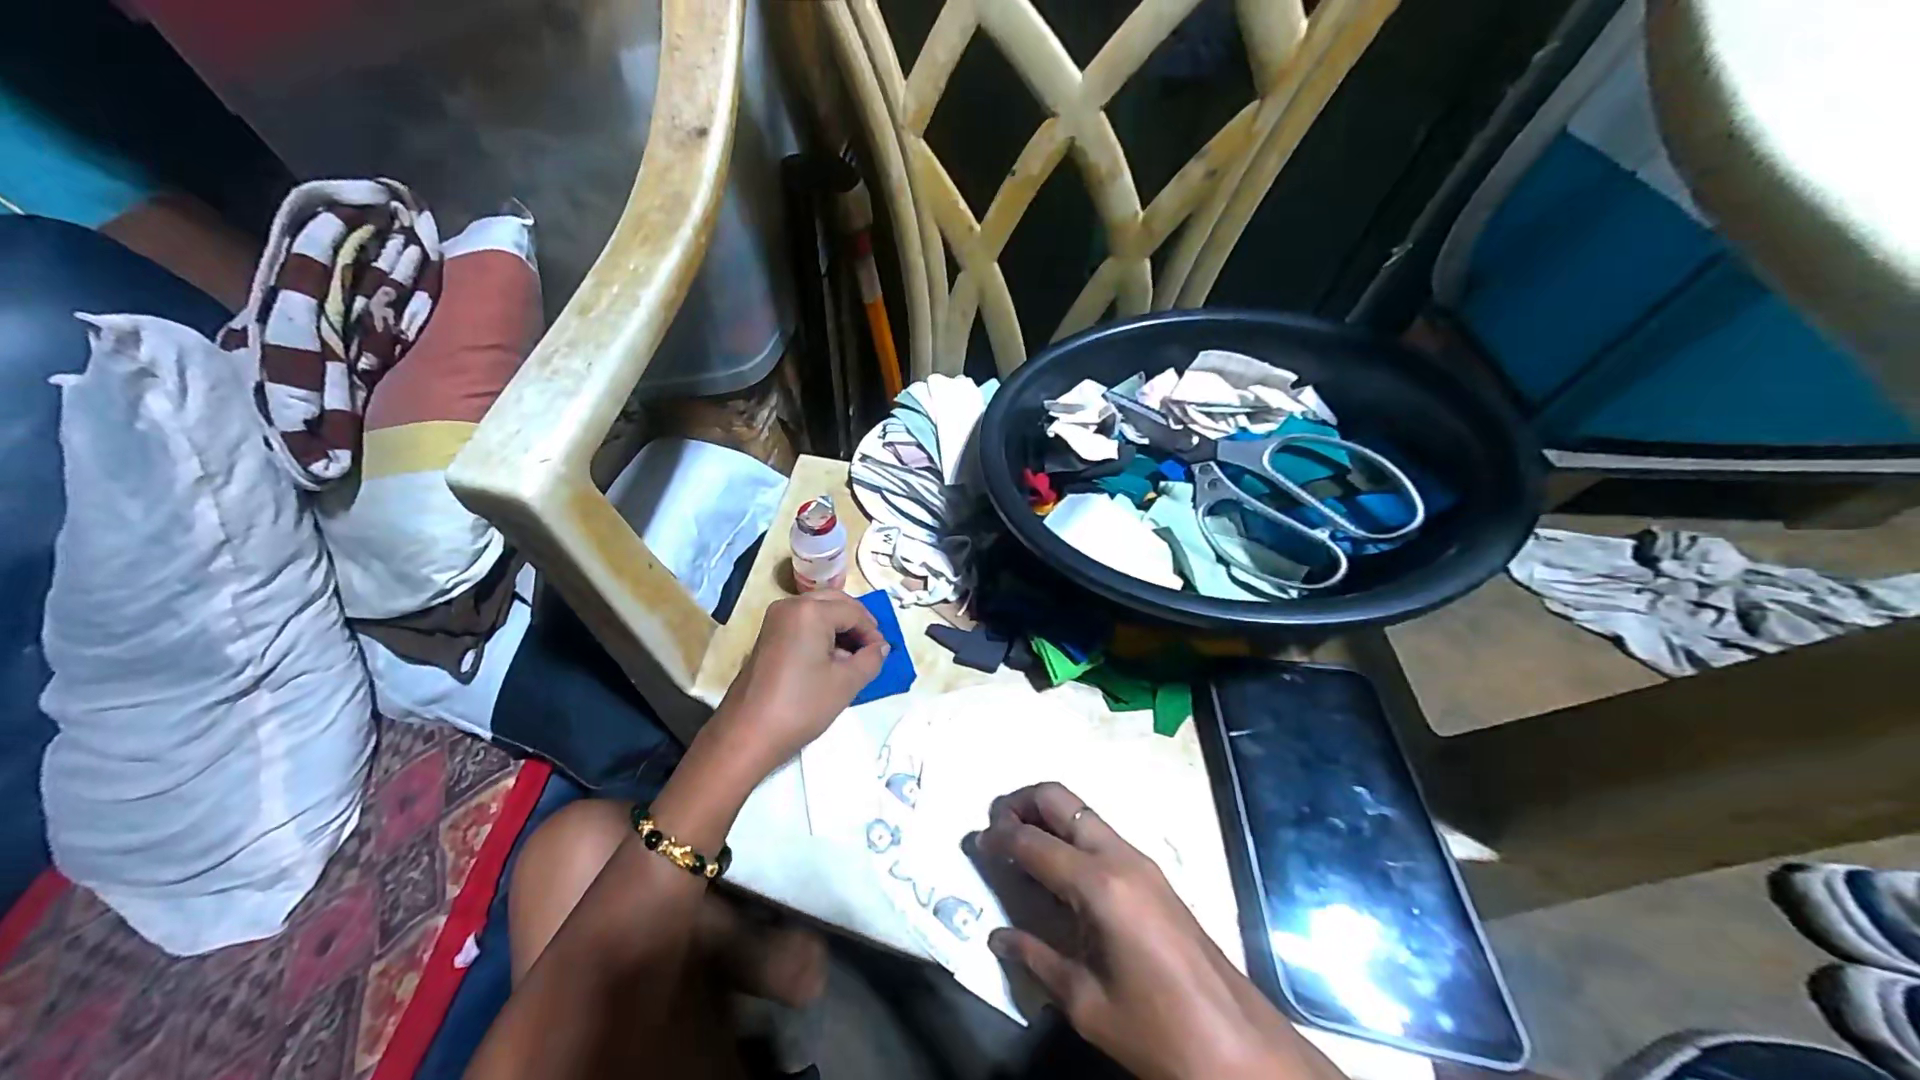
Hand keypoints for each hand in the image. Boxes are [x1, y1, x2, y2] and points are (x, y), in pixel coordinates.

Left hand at [707, 592, 888, 777]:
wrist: (747, 734)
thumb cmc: (801, 705)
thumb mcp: (845, 683)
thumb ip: (870, 659)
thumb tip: (880, 647)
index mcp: (810, 611)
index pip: (853, 612)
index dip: (872, 632)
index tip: (882, 653)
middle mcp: (790, 605)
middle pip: (834, 603)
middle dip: (856, 623)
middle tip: (871, 649)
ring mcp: (774, 620)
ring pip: (818, 611)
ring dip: (839, 628)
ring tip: (854, 657)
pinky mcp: (767, 636)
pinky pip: (803, 623)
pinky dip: (821, 634)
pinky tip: (831, 660)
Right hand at [980, 783, 1337, 1079]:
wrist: (1239, 1045)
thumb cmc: (1157, 1029)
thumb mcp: (1086, 1002)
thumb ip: (1036, 958)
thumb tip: (999, 935)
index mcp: (1098, 885)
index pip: (1033, 842)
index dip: (999, 837)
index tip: (976, 842)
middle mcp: (1119, 857)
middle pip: (1060, 800)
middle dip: (1021, 802)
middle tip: (996, 826)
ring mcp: (1140, 862)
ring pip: (1082, 813)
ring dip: (1046, 817)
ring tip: (1019, 844)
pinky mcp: (1152, 875)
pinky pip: (1100, 836)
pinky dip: (1069, 836)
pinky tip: (1056, 871)